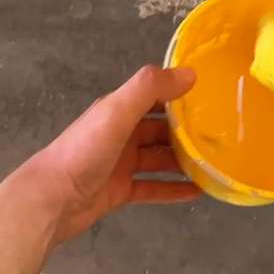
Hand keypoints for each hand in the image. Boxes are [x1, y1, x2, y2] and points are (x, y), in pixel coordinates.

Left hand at [12, 65, 200, 244]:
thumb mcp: (117, 112)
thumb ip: (150, 89)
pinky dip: (173, 189)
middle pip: (160, 130)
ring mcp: (121, 164)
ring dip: (183, 162)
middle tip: (221, 138)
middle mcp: (121, 134)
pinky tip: (198, 192)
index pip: (155, 98)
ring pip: (159, 160)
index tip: (213, 101)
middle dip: (187, 133)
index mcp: (118, 111)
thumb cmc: (85, 151)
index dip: (181, 97)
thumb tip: (191, 74)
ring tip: (214, 166)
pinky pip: (153, 188)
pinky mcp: (121, 191)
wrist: (53, 198)